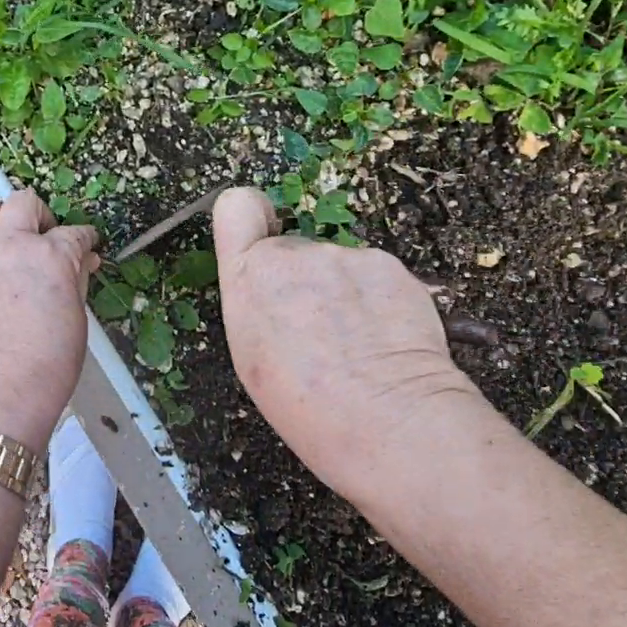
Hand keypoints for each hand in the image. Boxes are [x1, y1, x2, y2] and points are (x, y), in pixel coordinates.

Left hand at [0, 191, 100, 449]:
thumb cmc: (45, 367)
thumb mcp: (76, 320)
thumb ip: (77, 279)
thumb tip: (84, 259)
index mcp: (50, 256)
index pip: (74, 233)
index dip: (84, 240)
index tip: (86, 246)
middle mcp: (10, 243)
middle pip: (25, 203)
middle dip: (41, 216)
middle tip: (46, 239)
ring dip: (0, 219)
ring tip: (9, 242)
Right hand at [212, 187, 485, 492]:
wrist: (389, 421)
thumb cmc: (309, 405)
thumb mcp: (251, 353)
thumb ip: (257, 300)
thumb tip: (275, 290)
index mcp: (247, 276)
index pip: (236, 205)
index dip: (251, 217)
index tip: (264, 235)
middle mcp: (292, 253)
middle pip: (294, 248)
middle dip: (305, 277)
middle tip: (319, 329)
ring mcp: (343, 255)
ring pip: (339, 266)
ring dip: (346, 292)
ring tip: (358, 344)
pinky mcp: (390, 266)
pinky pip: (378, 276)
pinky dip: (381, 300)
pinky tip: (387, 339)